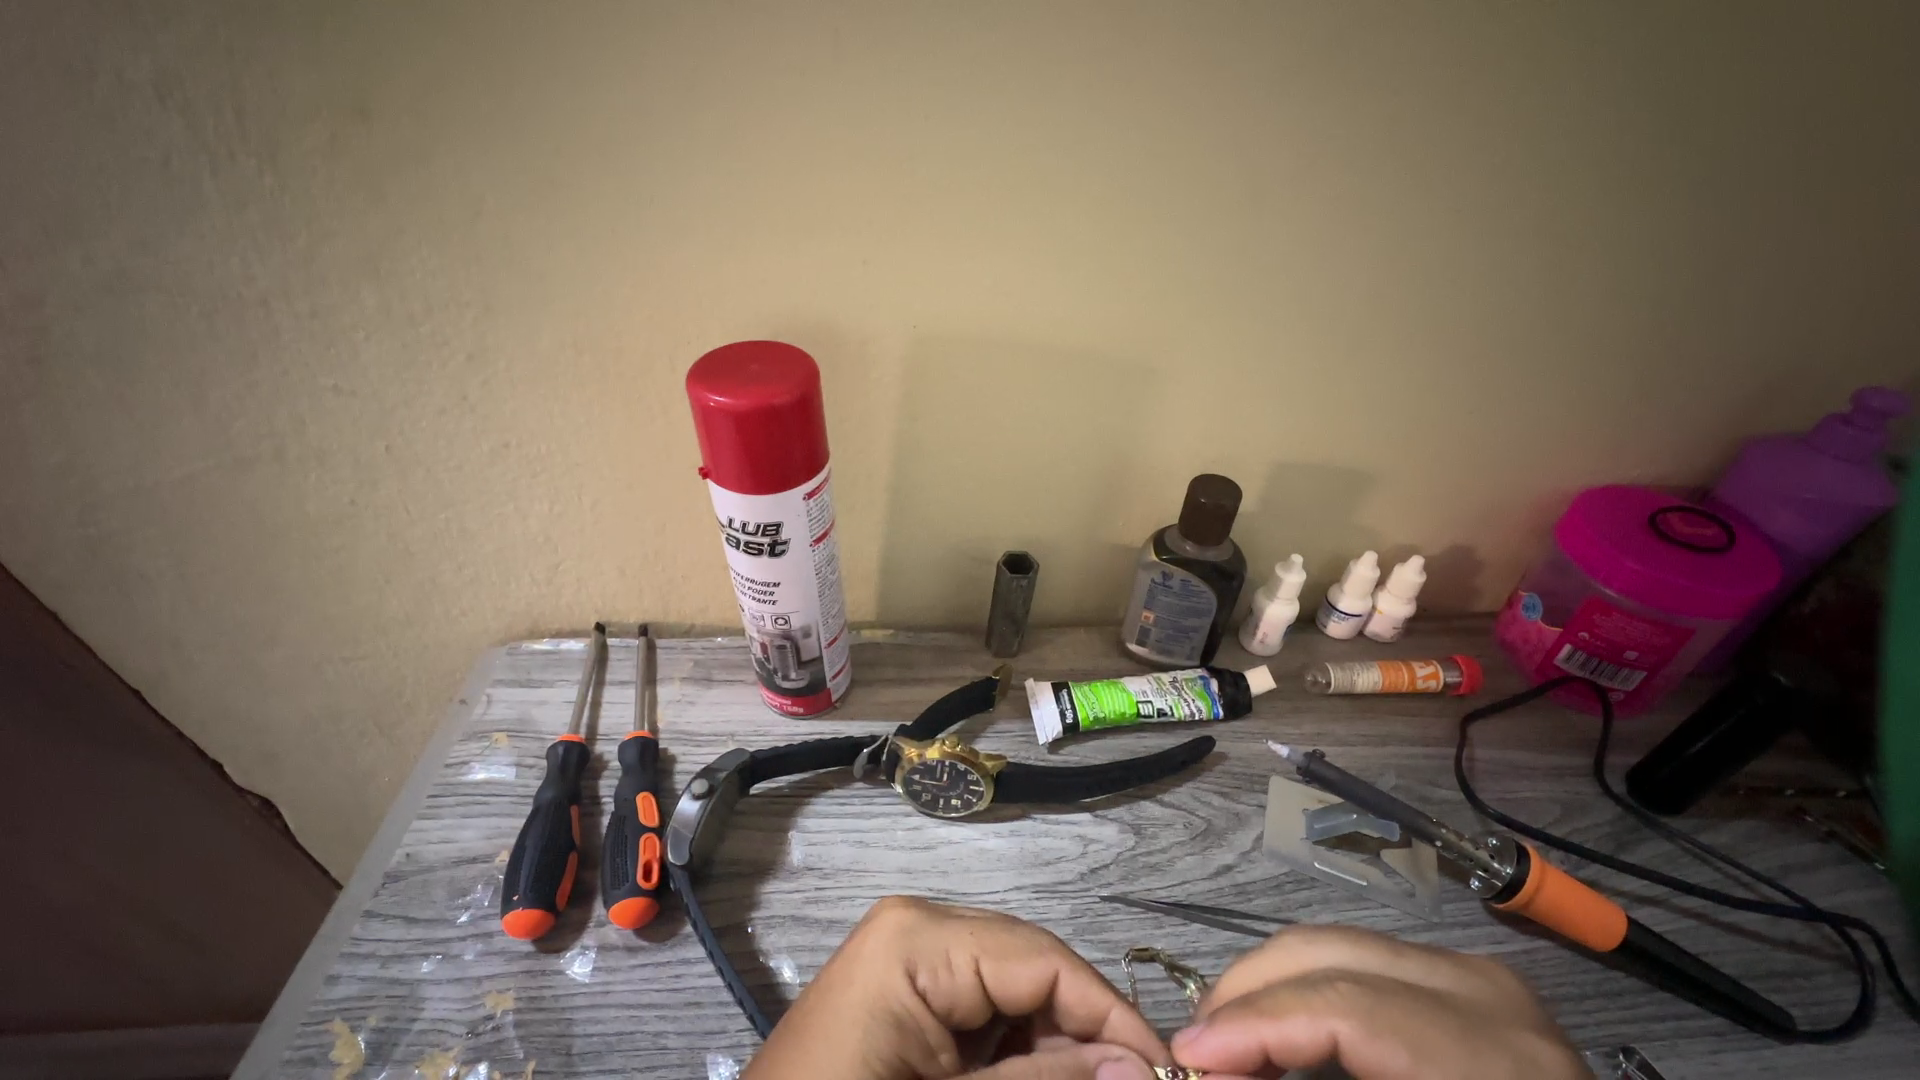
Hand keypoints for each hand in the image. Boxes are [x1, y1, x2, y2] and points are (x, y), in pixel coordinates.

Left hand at [745, 896, 1168, 1079]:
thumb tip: (1142, 1071)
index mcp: (920, 938)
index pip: (1043, 958)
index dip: (1111, 1016)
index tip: (1167, 1075)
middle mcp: (918, 930)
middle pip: (1032, 970)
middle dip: (1083, 1036)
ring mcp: (909, 961)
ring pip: (1013, 995)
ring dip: (1053, 1052)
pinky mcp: (905, 996)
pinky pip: (981, 1015)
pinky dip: (1015, 1058)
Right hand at [1167, 925, 1583, 1079]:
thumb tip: (1212, 1074)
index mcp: (1489, 1053)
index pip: (1343, 1005)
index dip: (1256, 1026)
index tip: (1189, 1057)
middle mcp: (1483, 990)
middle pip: (1323, 952)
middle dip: (1244, 994)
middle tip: (1196, 1050)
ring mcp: (1475, 976)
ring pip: (1331, 945)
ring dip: (1267, 990)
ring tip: (1227, 1045)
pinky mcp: (1464, 981)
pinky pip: (1358, 963)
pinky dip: (1304, 991)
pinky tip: (1280, 1034)